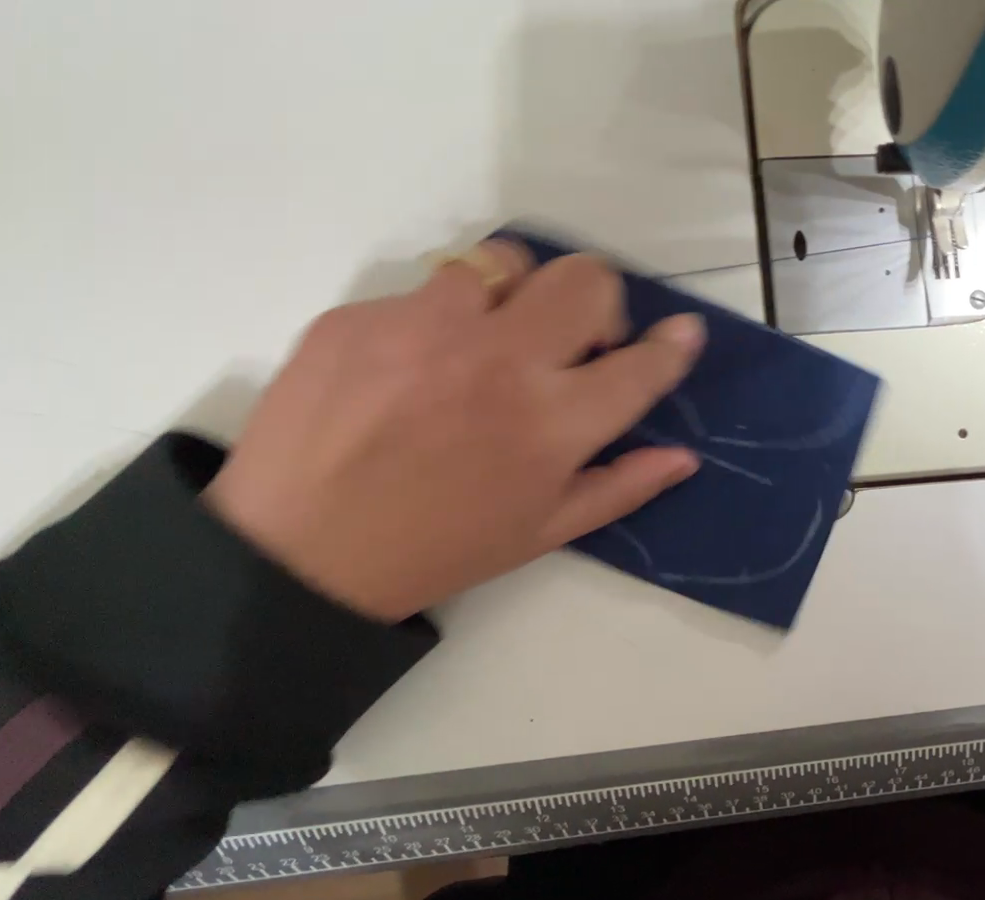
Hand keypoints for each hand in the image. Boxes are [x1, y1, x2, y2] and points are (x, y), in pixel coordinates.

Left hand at [204, 241, 702, 621]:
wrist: (301, 552)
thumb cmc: (444, 548)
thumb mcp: (545, 531)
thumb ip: (622, 486)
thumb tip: (684, 456)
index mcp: (553, 423)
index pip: (640, 364)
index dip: (672, 345)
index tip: (682, 334)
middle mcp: (500, 358)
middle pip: (585, 279)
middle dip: (600, 303)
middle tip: (576, 342)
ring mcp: (425, 326)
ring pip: (505, 263)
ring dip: (520, 296)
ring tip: (493, 340)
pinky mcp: (361, 314)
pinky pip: (427, 291)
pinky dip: (445, 319)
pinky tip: (420, 367)